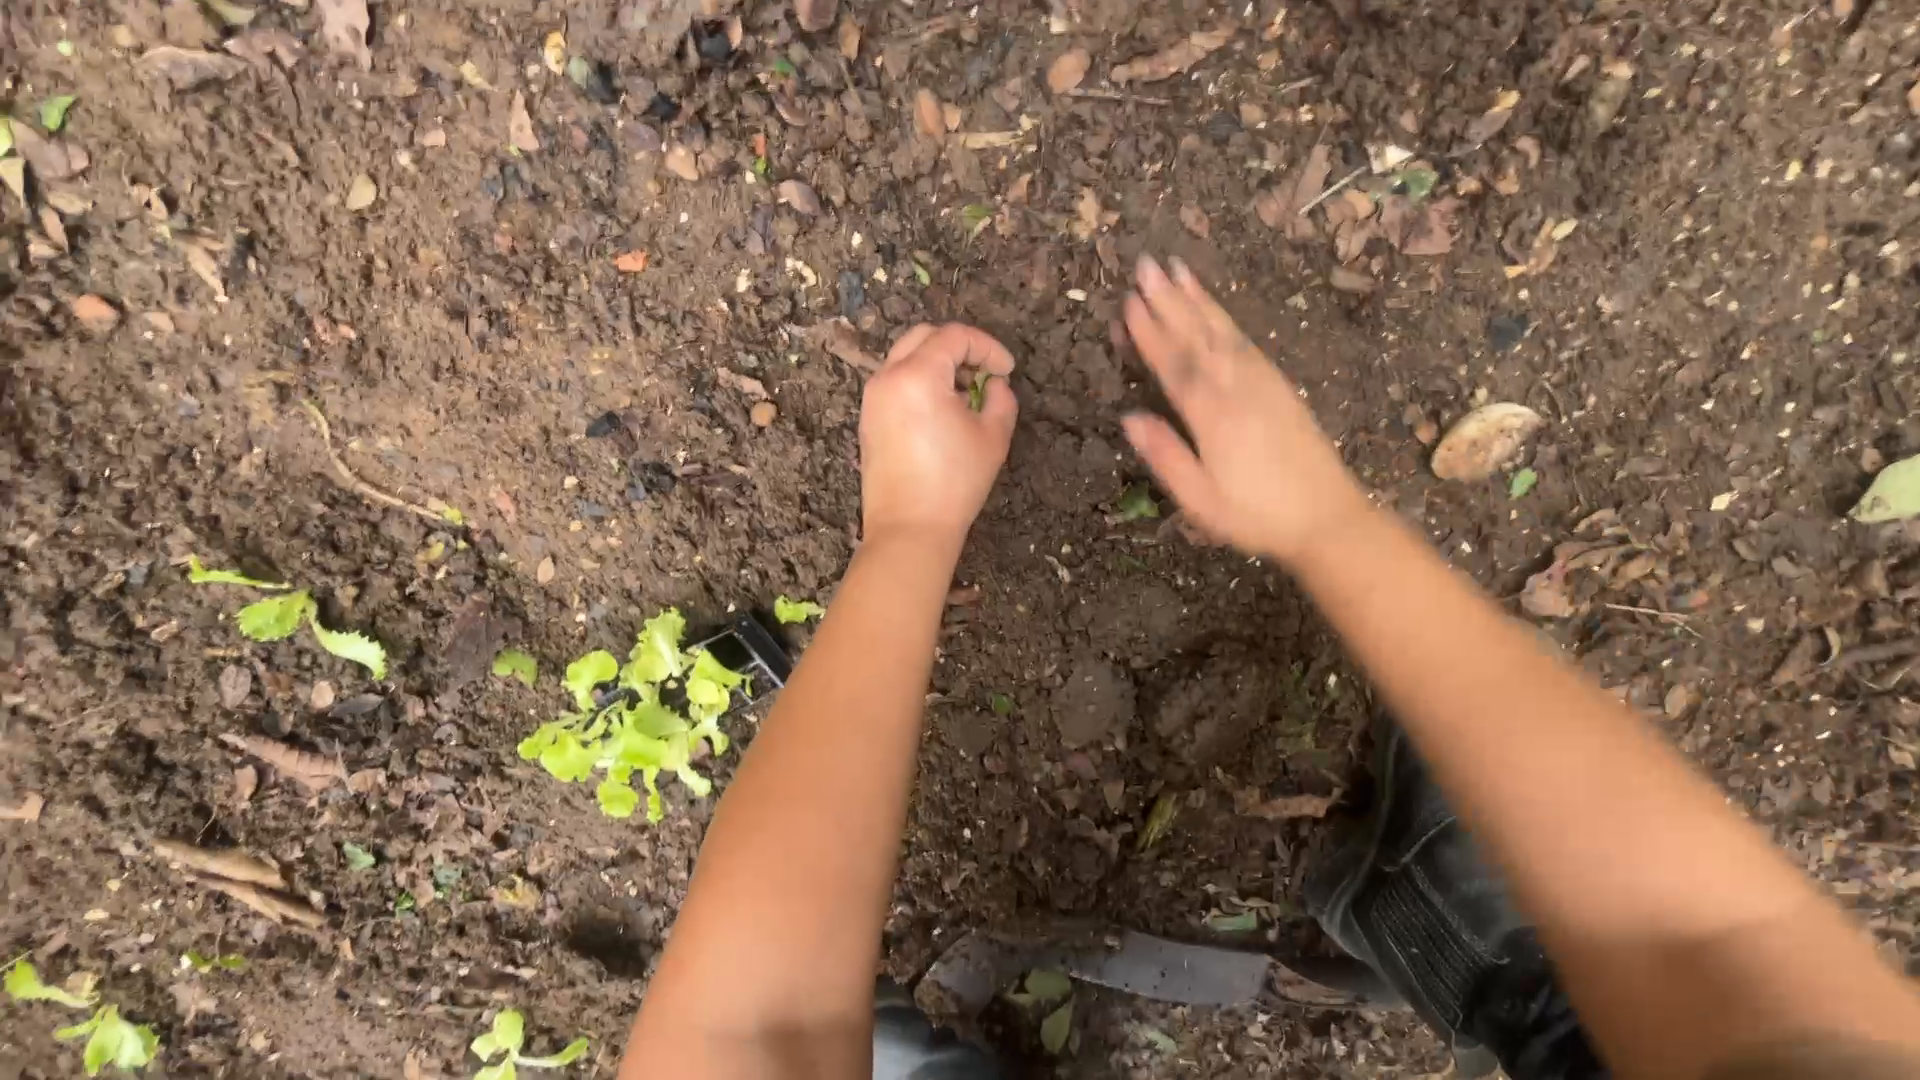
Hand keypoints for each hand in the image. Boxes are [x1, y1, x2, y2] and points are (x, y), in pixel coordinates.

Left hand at [859, 323, 1017, 545]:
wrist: (909, 528)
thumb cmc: (954, 483)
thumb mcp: (993, 437)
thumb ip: (1000, 399)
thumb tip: (994, 385)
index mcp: (917, 375)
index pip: (954, 336)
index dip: (987, 347)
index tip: (1006, 371)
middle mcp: (887, 377)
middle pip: (924, 337)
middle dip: (959, 348)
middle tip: (984, 374)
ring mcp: (872, 399)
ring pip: (906, 358)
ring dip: (938, 365)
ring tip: (965, 395)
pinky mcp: (868, 419)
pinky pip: (895, 383)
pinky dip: (920, 383)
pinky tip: (941, 413)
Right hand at [1119, 255, 1370, 564]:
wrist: (1327, 517)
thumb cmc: (1256, 515)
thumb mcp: (1201, 499)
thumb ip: (1166, 456)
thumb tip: (1130, 418)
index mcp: (1214, 416)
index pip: (1175, 365)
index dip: (1150, 333)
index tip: (1128, 302)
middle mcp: (1239, 389)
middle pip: (1198, 337)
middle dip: (1170, 300)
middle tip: (1147, 265)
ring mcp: (1263, 383)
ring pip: (1224, 332)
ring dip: (1198, 300)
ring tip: (1177, 270)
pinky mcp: (1280, 387)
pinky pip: (1246, 342)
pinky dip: (1225, 319)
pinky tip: (1213, 309)